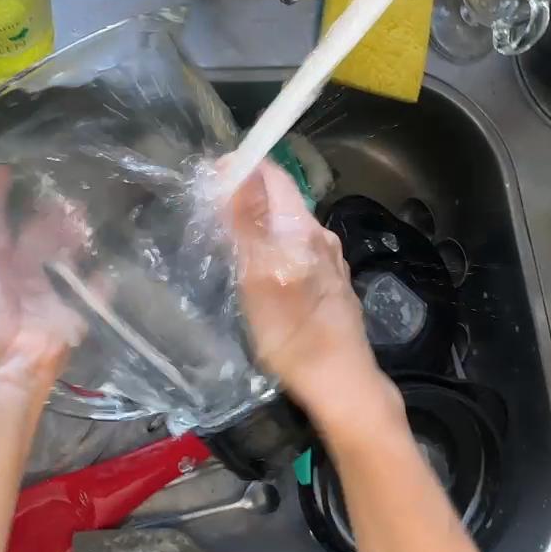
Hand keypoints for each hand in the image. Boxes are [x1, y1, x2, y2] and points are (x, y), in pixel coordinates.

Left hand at [0, 169, 86, 405]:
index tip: (2, 169)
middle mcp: (6, 275)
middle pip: (25, 235)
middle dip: (41, 212)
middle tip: (60, 192)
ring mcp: (37, 296)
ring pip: (57, 256)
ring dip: (70, 235)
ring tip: (83, 217)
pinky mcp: (65, 315)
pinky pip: (87, 294)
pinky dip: (99, 282)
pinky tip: (108, 265)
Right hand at [225, 162, 403, 433]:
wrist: (342, 384)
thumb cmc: (294, 334)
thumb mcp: (261, 275)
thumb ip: (249, 221)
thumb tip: (236, 167)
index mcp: (303, 228)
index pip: (274, 176)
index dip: (242, 168)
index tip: (209, 179)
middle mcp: (321, 237)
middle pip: (281, 200)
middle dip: (246, 195)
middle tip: (208, 210)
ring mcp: (329, 261)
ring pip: (288, 227)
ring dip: (258, 224)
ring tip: (226, 238)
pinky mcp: (330, 284)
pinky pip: (295, 250)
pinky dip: (272, 247)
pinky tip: (258, 269)